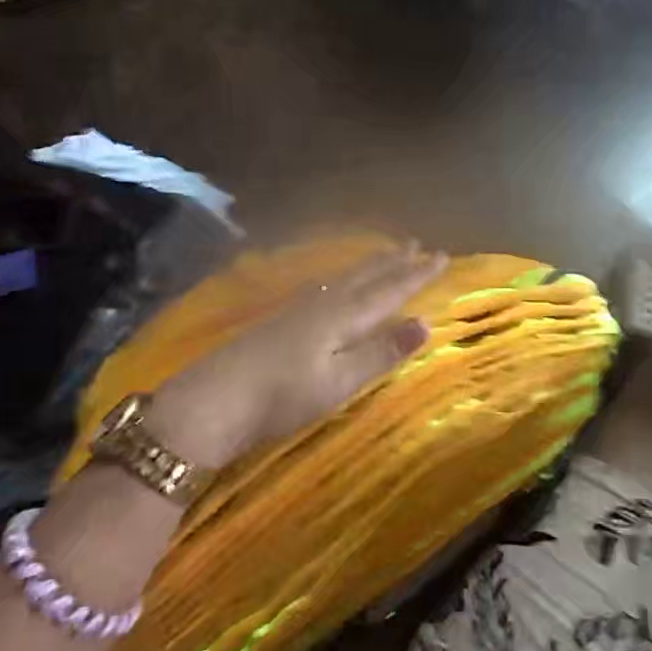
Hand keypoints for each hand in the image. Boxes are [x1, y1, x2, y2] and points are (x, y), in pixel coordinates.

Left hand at [147, 245, 448, 467]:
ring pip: (344, 279)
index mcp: (343, 317)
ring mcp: (297, 310)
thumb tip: (427, 322)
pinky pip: (326, 287)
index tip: (443, 257)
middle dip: (395, 263)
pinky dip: (344, 278)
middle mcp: (323, 304)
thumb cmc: (282, 397)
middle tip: (418, 246)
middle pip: (366, 277)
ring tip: (386, 255)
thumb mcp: (340, 381)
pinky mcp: (279, 321)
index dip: (417, 275)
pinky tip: (335, 285)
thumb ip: (382, 352)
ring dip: (370, 266)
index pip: (390, 291)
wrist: (208, 403)